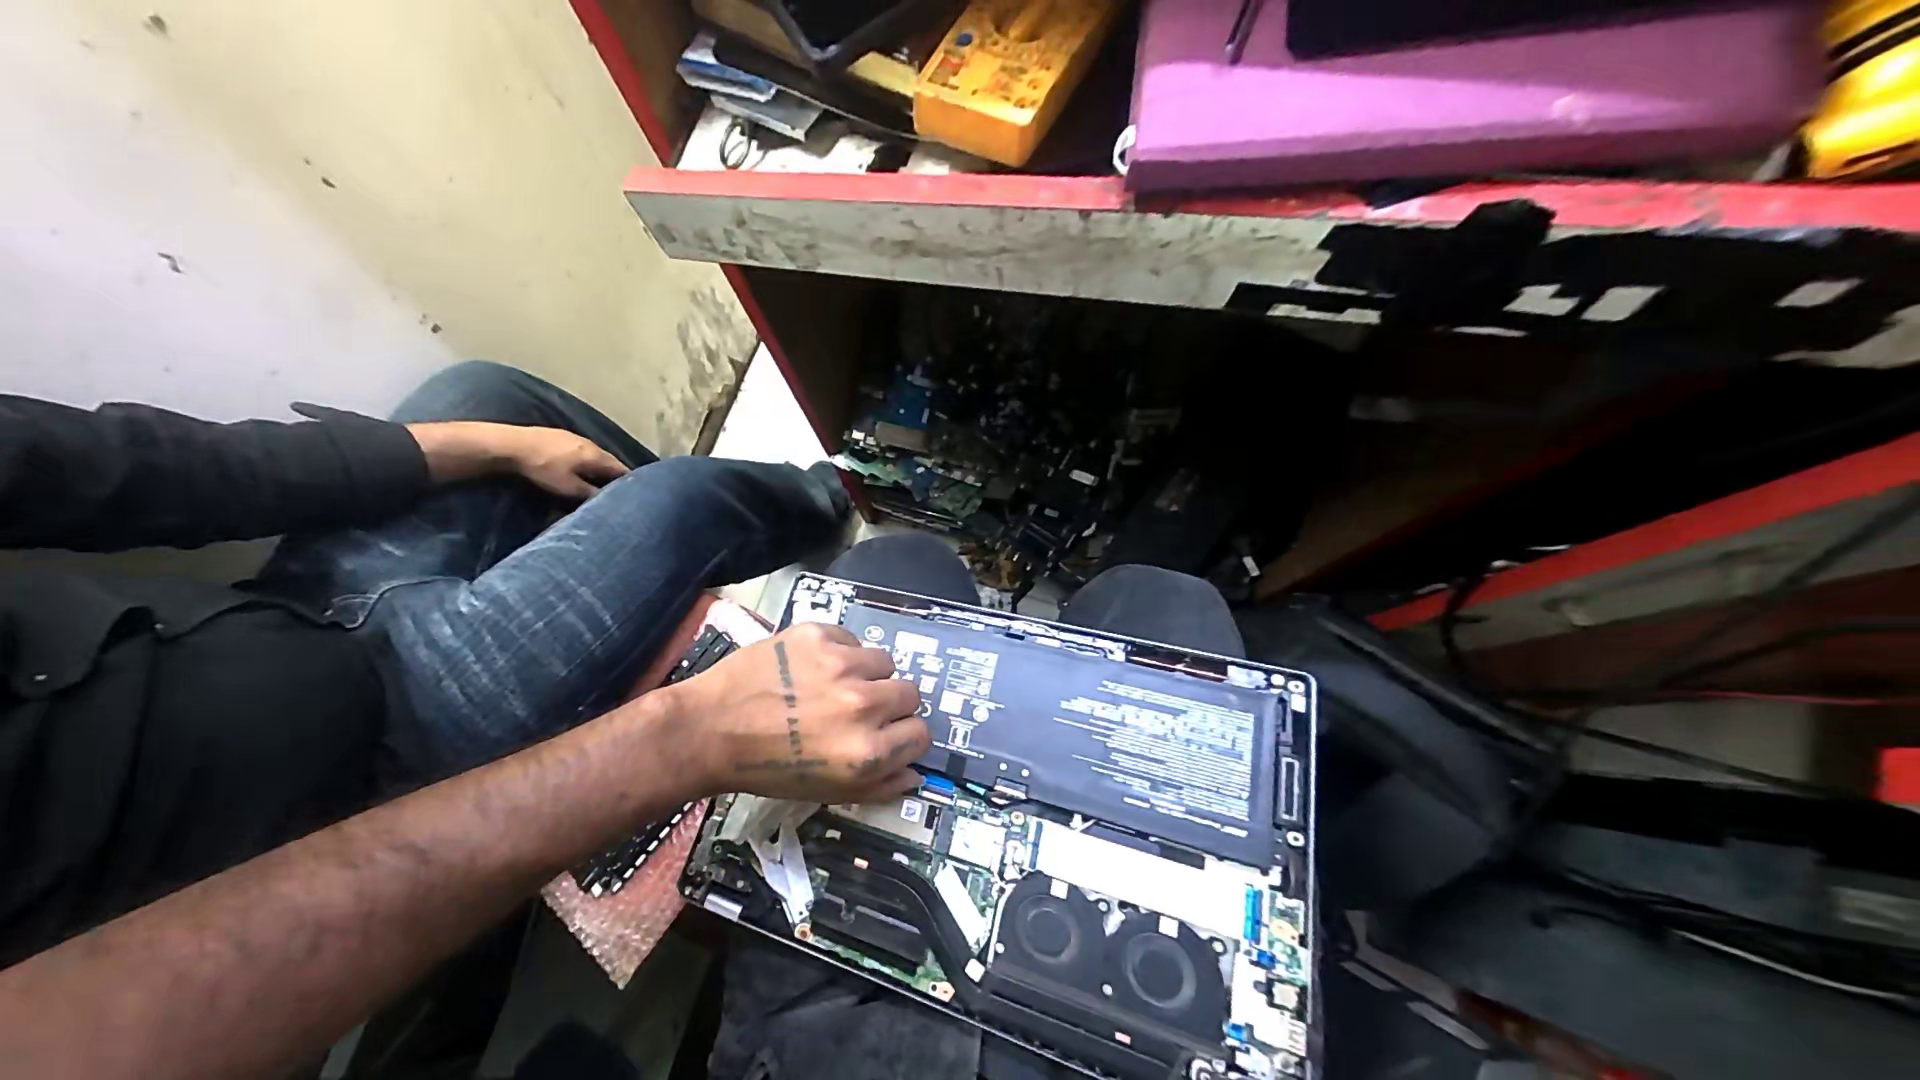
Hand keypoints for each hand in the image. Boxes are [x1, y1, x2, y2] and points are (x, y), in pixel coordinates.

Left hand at [408, 421, 628, 498]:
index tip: (636, 496)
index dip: (631, 484)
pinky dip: (588, 462)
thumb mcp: (568, 488)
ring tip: (601, 483)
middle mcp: (591, 444)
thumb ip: (592, 494)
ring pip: (597, 456)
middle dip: (617, 476)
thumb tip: (610, 501)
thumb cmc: (542, 468)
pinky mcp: (561, 436)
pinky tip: (581, 470)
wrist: (508, 445)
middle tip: (620, 492)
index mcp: (597, 456)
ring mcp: (576, 438)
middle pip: (612, 462)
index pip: (624, 470)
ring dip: (601, 469)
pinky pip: (584, 451)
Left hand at [663, 623, 930, 803]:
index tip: (886, 734)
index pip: (920, 733)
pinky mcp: (819, 636)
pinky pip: (852, 639)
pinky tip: (814, 667)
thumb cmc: (767, 768)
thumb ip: (879, 786)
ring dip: (868, 674)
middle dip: (890, 704)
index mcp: (867, 752)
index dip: (903, 736)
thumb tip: (916, 773)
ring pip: (885, 662)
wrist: (711, 728)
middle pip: (910, 693)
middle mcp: (862, 705)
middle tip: (859, 709)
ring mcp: (842, 665)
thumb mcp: (827, 792)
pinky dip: (841, 652)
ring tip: (836, 684)